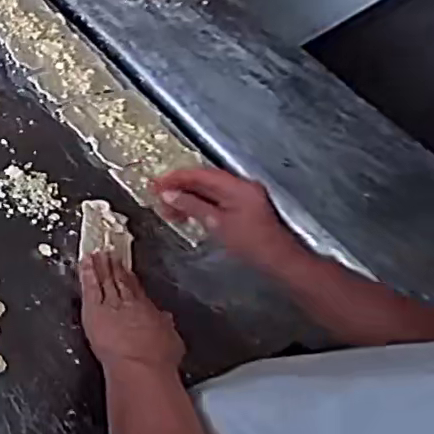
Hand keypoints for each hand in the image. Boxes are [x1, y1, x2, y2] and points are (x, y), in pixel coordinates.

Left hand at [79, 252, 185, 378]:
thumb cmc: (157, 359)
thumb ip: (164, 325)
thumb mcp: (170, 340)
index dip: (128, 275)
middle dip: (113, 264)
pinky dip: (86, 273)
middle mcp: (127, 303)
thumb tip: (164, 317)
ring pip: (104, 279)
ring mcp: (109, 304)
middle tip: (109, 250)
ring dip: (100, 264)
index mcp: (145, 309)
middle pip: (119, 280)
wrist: (139, 366)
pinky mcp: (93, 310)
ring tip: (95, 252)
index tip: (124, 266)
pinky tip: (83, 262)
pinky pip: (89, 286)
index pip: (135, 288)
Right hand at [152, 167, 305, 270]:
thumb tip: (167, 194)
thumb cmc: (249, 241)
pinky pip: (213, 199)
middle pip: (202, 180)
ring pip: (206, 190)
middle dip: (178, 188)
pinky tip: (183, 214)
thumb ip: (190, 205)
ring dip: (184, 198)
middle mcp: (240, 186)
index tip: (155, 185)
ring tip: (167, 210)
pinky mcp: (240, 207)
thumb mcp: (215, 223)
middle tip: (157, 197)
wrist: (278, 259)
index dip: (175, 178)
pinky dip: (195, 204)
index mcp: (237, 187)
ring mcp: (242, 196)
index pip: (200, 174)